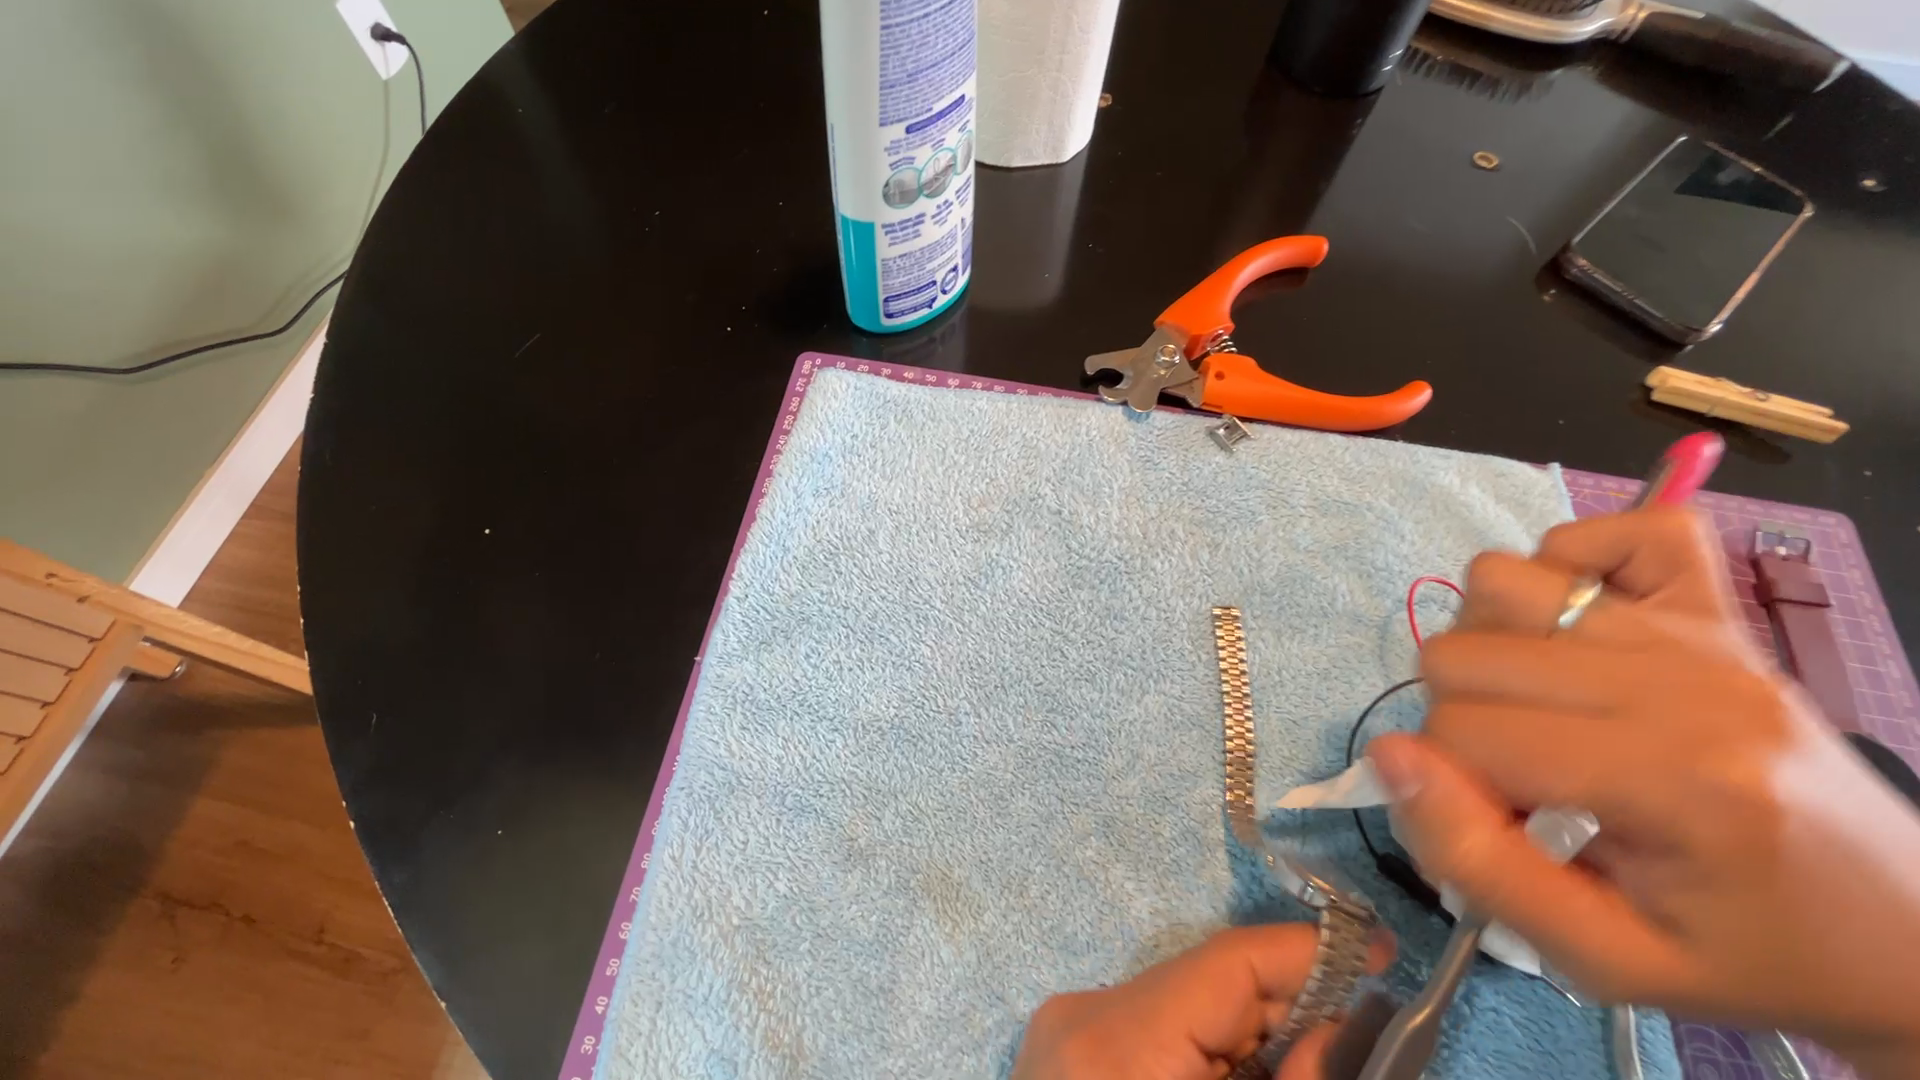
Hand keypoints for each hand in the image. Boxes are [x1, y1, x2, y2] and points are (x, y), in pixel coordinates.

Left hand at [1010, 924, 1392, 1079]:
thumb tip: (1335, 1026)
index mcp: (1120, 1039)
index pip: (1229, 961)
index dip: (1309, 951)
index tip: (1382, 951)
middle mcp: (1085, 1014)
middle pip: (1208, 984)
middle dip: (1290, 1009)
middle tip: (1363, 1040)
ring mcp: (1068, 1033)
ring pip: (1187, 1009)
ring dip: (1254, 1040)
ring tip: (1310, 1066)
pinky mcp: (1068, 1055)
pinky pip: (1158, 1036)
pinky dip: (1213, 1059)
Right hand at [1367, 508, 1919, 1076]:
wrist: (1901, 936)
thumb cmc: (1739, 953)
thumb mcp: (1598, 956)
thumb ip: (1475, 861)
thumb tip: (1387, 755)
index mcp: (1669, 778)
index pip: (1462, 732)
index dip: (1449, 786)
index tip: (1502, 827)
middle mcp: (1683, 680)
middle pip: (1462, 652)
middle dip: (1459, 721)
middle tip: (1518, 776)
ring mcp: (1704, 632)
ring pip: (1503, 578)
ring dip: (1488, 642)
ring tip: (1536, 701)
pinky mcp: (1720, 606)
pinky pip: (1620, 531)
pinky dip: (1572, 565)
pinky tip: (1581, 631)